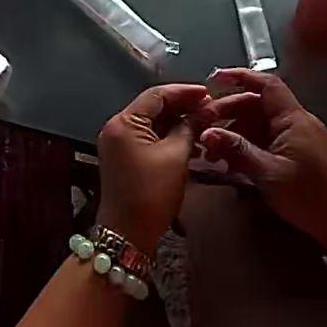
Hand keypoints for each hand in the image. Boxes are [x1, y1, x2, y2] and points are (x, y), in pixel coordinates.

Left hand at [96, 84, 214, 250]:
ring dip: (178, 122)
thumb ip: (190, 127)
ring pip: (153, 122)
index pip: (157, 95)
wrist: (128, 235)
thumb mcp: (176, 156)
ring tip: (205, 124)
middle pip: (154, 106)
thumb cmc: (151, 194)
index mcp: (123, 123)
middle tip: (210, 108)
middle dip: (183, 106)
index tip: (209, 93)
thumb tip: (206, 109)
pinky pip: (149, 137)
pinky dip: (169, 136)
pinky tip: (191, 142)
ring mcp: (119, 143)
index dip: (185, 92)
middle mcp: (116, 128)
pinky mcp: (125, 157)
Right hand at [198, 69, 326, 249]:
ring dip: (234, 133)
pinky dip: (246, 147)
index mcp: (293, 119)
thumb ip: (238, 150)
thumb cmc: (310, 197)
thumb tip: (207, 133)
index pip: (266, 85)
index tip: (214, 78)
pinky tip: (229, 164)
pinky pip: (266, 141)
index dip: (240, 76)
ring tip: (210, 151)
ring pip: (259, 124)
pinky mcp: (296, 154)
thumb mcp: (269, 174)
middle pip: (257, 105)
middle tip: (202, 127)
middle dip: (228, 112)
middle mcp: (296, 122)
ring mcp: (297, 138)